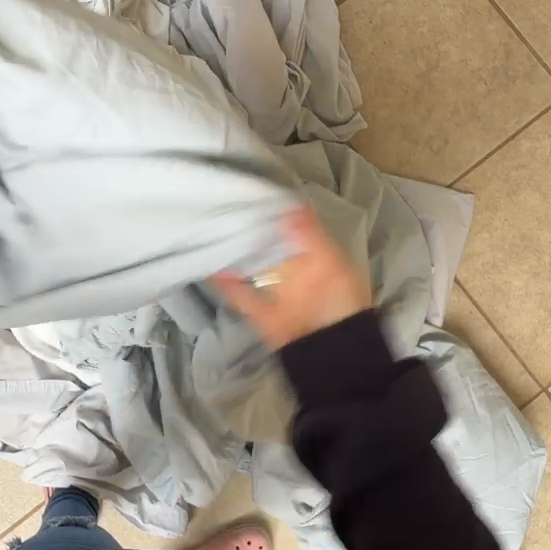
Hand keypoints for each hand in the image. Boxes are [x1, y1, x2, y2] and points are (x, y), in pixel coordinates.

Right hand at [212, 204, 371, 349]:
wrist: (333, 354)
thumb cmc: (341, 306)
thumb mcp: (333, 266)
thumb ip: (311, 237)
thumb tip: (289, 205)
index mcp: (317, 258)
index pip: (294, 229)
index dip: (275, 213)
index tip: (252, 195)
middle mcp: (296, 272)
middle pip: (269, 246)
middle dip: (251, 231)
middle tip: (226, 208)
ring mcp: (277, 292)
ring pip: (252, 268)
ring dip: (236, 254)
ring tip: (213, 232)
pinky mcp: (261, 312)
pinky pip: (241, 295)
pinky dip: (225, 283)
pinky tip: (210, 268)